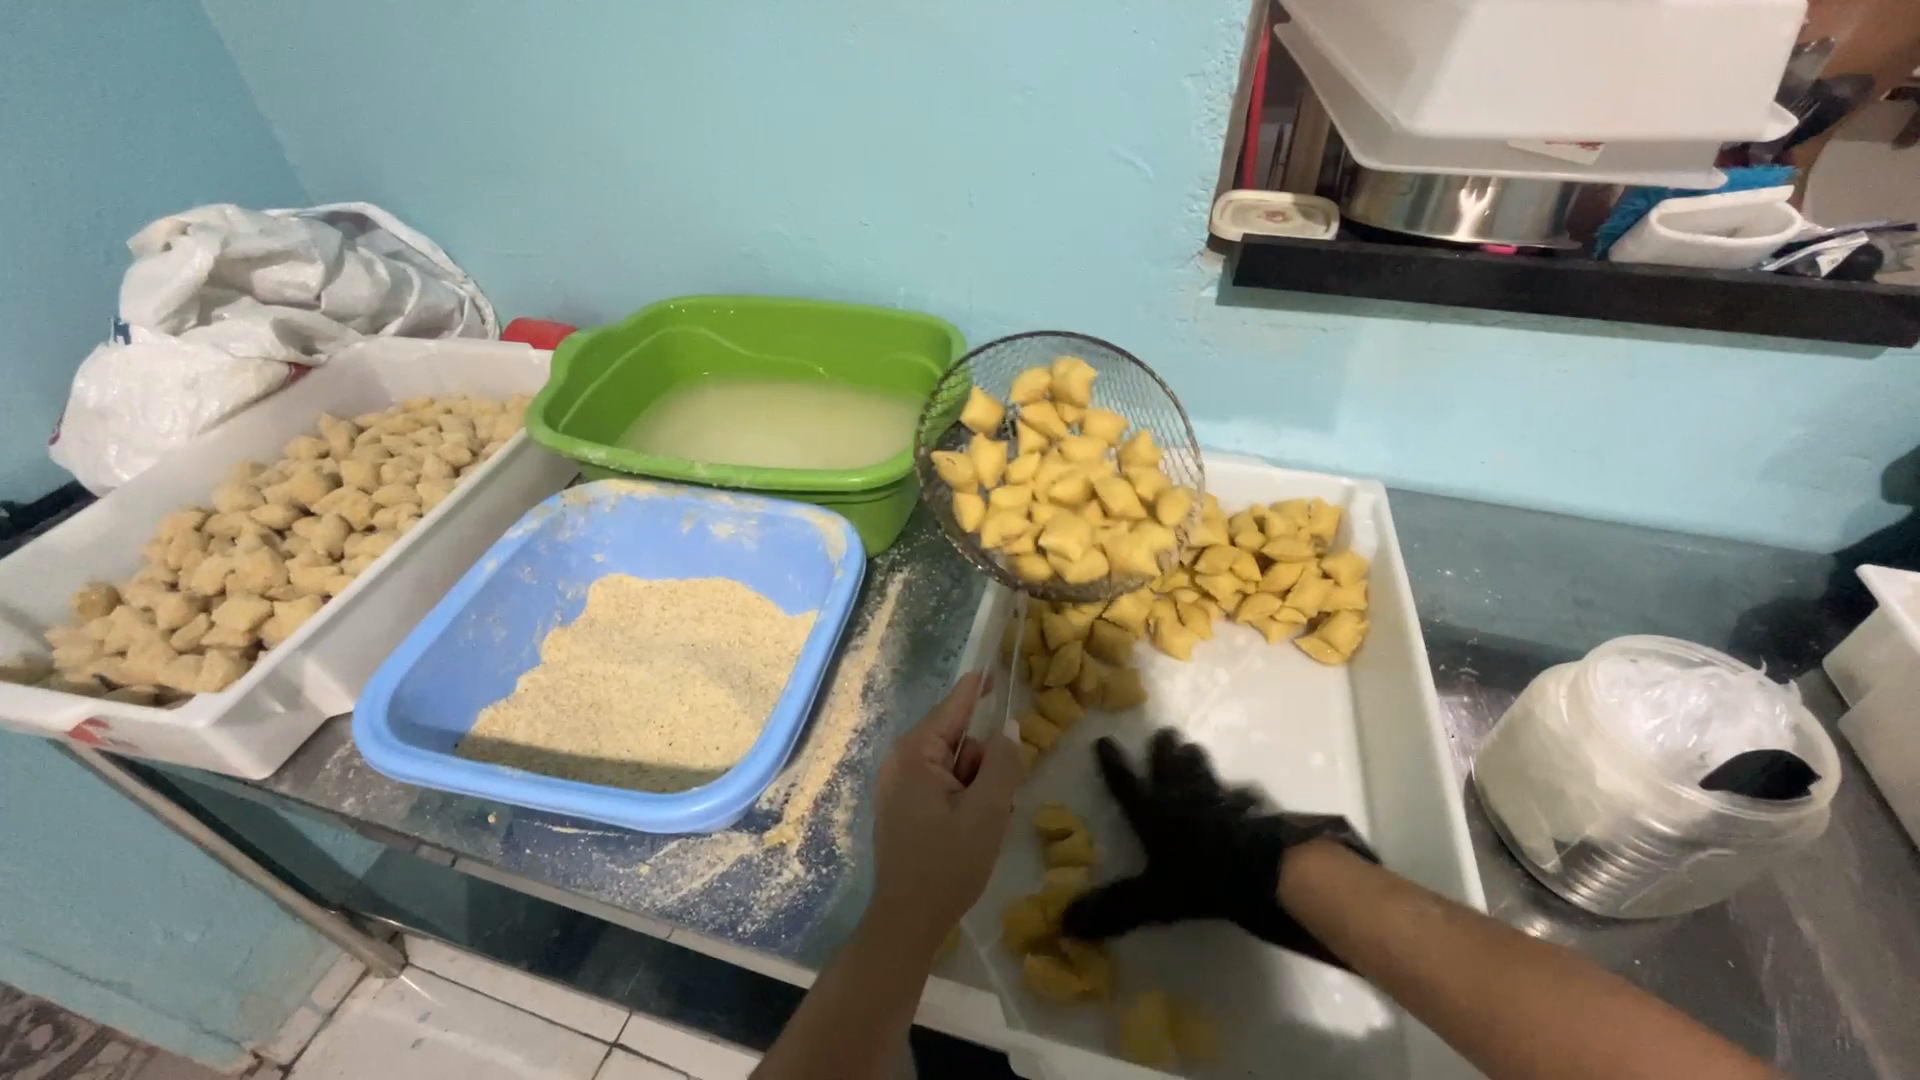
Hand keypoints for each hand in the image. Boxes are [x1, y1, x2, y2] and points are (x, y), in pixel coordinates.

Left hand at [866, 672, 1024, 953]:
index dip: (976, 688)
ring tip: (984, 824)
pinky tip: (970, 832)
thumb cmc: (947, 865)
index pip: (952, 707)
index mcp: (915, 754)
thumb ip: (1002, 764)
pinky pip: (943, 786)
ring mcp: (899, 786)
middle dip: (984, 763)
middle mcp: (901, 762)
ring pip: (954, 766)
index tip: (993, 669)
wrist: (907, 923)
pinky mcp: (903, 808)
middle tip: (998, 801)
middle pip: (957, 740)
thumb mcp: (987, 812)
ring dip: (978, 786)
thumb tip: (1009, 727)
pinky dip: (964, 800)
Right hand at [1062, 729, 1375, 967]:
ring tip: (1194, 749)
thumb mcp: (1150, 899)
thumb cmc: (1199, 881)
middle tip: (1164, 734)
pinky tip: (1245, 792)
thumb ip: (1114, 908)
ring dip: (1196, 760)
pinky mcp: (1249, 808)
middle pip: (1169, 765)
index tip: (1104, 740)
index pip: (1125, 784)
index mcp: (1152, 814)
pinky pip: (1241, 794)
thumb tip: (1067, 922)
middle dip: (1164, 748)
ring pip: (1203, 770)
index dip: (1113, 764)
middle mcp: (1180, 798)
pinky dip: (1239, 793)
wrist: (1259, 869)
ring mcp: (1217, 798)